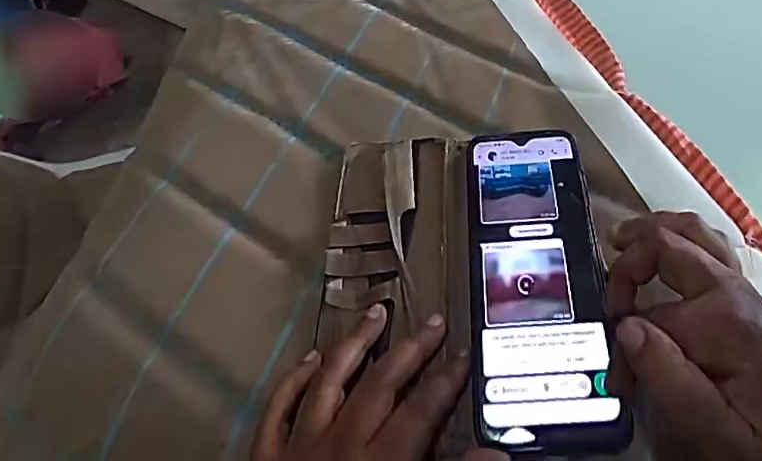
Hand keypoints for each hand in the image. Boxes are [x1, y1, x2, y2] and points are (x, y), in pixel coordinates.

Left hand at [253, 305, 500, 460]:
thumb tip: (495, 456)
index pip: (421, 411)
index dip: (446, 380)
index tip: (464, 355)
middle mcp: (339, 445)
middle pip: (381, 383)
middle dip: (411, 350)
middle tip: (433, 322)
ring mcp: (299, 447)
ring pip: (329, 379)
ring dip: (355, 344)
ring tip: (375, 314)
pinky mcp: (265, 458)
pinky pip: (279, 407)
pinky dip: (295, 379)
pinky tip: (310, 357)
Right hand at [607, 212, 761, 460]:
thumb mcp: (717, 431)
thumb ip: (670, 379)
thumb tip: (626, 328)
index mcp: (725, 319)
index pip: (649, 308)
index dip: (624, 336)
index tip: (620, 369)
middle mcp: (733, 291)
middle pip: (667, 242)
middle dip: (628, 260)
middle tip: (609, 286)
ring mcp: (741, 288)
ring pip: (690, 229)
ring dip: (652, 230)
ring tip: (623, 241)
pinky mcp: (743, 295)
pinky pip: (707, 240)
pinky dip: (678, 233)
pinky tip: (663, 242)